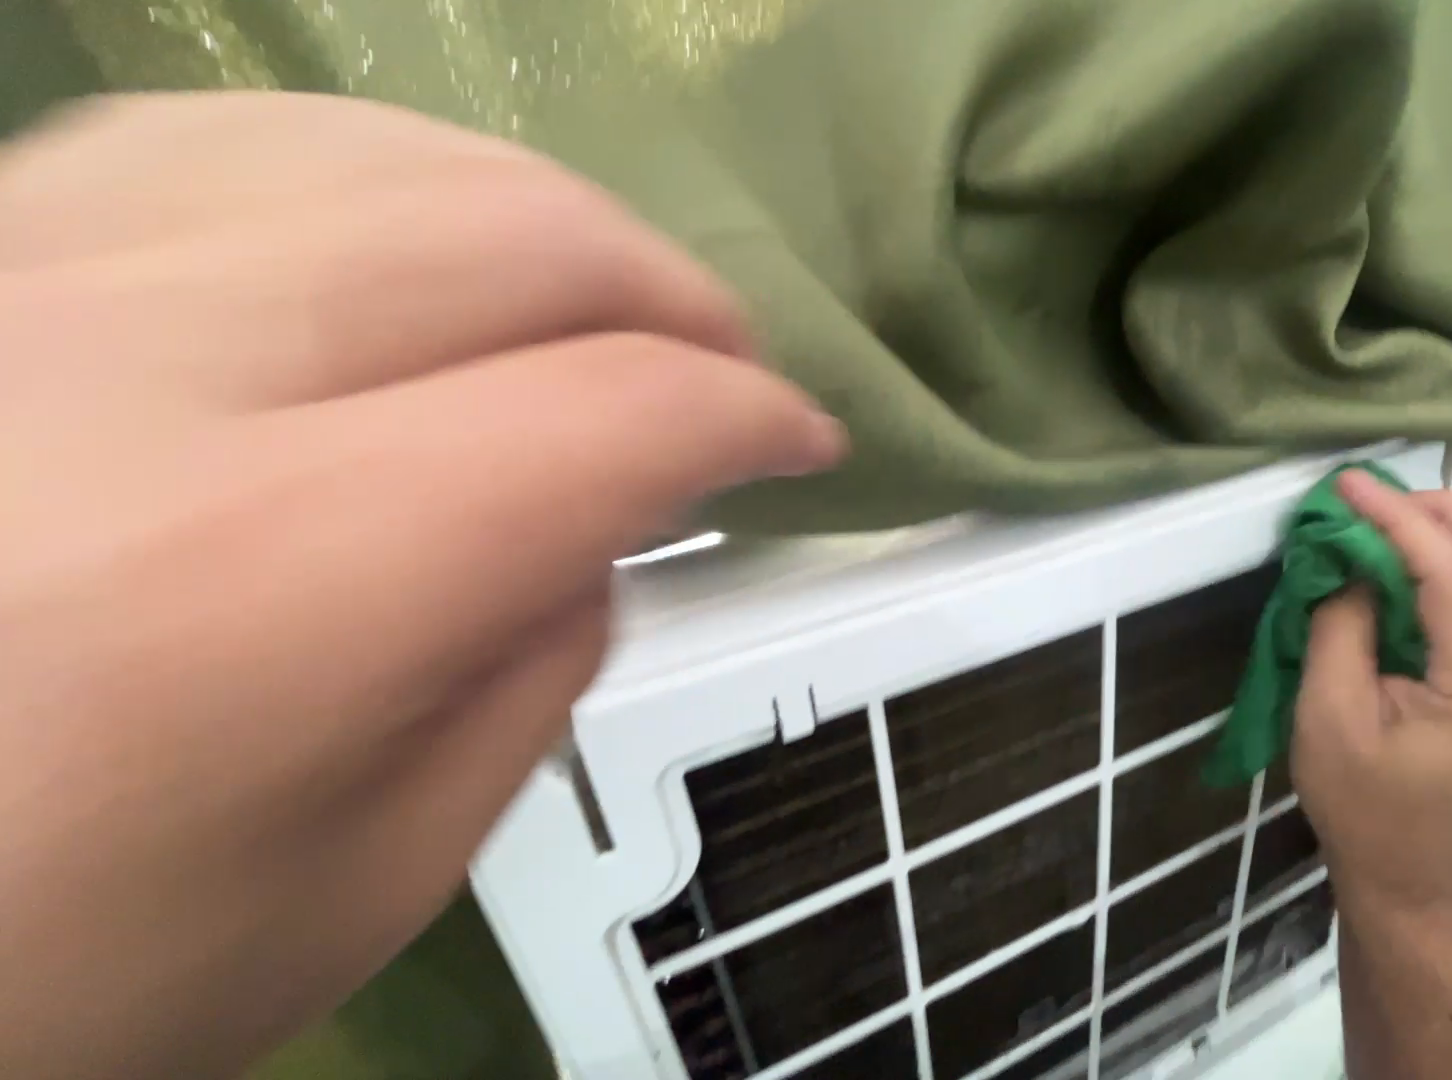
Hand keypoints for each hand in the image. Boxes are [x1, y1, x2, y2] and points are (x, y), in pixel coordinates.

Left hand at [0, 92, 843, 1079]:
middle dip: (680, 300)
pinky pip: (238, 145)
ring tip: (617, 308)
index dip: (749, 414)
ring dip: (561, 229)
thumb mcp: (380, 866)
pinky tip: (446, 256)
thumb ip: (535, 666)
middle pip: (519, 240)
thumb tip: (600, 527)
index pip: (614, 413)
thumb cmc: (59, 962)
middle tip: (733, 368)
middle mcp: (129, 373)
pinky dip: (402, 184)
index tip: (806, 440)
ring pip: (388, 153)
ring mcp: (12, 278)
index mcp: (274, 573)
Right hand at [1291, 471, 1451, 912]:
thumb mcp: (1328, 713)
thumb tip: (1350, 561)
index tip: (1349, 485)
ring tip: (1396, 517)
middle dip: (1448, 512)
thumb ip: (1342, 626)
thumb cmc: (1362, 802)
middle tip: (1377, 496)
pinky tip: (1417, 560)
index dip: (1398, 519)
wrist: (1410, 873)